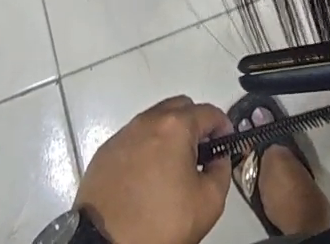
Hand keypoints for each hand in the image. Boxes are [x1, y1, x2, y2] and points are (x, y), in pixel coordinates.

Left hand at [75, 96, 232, 243]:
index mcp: (176, 126)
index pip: (210, 112)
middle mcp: (147, 121)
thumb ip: (222, 170)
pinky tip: (146, 177)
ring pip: (155, 121)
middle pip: (180, 108)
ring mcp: (123, 135)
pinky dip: (146, 149)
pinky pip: (134, 139)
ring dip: (169, 135)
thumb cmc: (160, 221)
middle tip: (200, 154)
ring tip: (172, 168)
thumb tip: (217, 159)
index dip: (224, 127)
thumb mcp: (209, 201)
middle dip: (195, 124)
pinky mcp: (105, 152)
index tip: (224, 146)